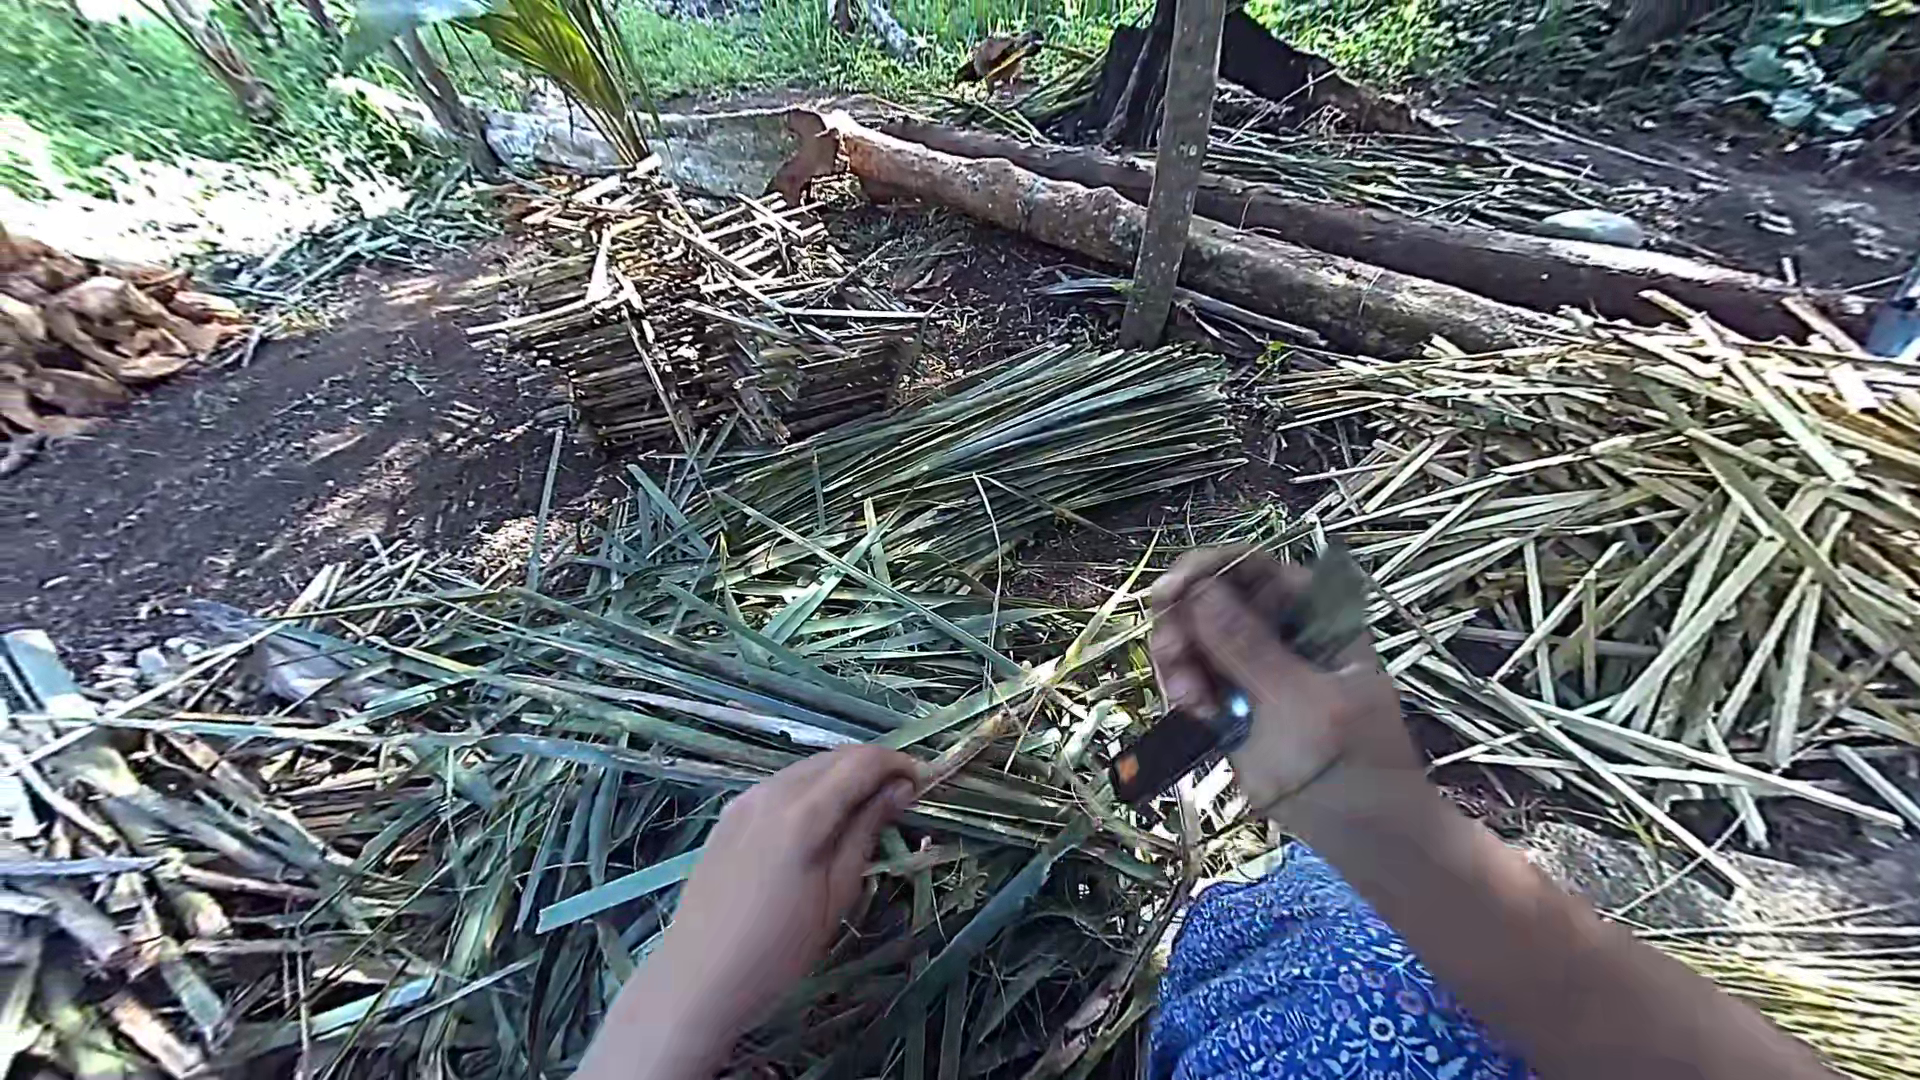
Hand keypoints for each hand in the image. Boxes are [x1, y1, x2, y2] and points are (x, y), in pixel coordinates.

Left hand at [578, 745, 920, 1079]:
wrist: (694, 983)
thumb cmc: (778, 950)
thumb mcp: (837, 894)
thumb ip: (867, 830)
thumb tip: (900, 789)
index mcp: (803, 813)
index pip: (862, 761)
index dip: (896, 763)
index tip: (920, 781)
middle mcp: (773, 791)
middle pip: (836, 756)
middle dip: (873, 766)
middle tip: (899, 794)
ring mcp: (747, 798)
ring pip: (809, 765)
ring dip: (843, 773)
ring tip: (864, 805)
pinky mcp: (732, 811)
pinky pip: (783, 782)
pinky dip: (813, 785)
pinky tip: (819, 817)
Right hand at [1150, 547, 1416, 824]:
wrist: (1359, 834)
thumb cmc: (1353, 764)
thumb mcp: (1305, 702)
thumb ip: (1250, 648)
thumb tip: (1200, 591)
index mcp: (1309, 613)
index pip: (1251, 566)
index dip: (1207, 568)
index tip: (1171, 591)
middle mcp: (1270, 628)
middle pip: (1206, 596)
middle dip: (1182, 621)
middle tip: (1171, 651)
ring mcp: (1242, 662)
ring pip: (1186, 634)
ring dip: (1176, 660)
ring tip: (1190, 698)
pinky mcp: (1221, 694)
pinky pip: (1182, 673)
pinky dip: (1179, 689)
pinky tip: (1197, 714)